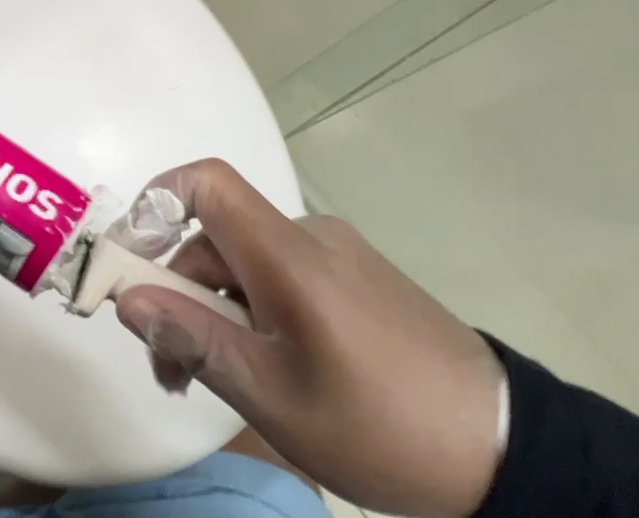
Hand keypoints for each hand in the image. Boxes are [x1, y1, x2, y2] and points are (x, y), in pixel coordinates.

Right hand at [114, 159, 505, 517]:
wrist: (513, 456)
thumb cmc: (381, 424)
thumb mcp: (271, 395)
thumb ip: (192, 338)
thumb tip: (126, 298)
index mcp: (289, 255)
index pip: (205, 182)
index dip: (154, 202)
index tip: (130, 259)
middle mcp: (310, 238)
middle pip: (214, 238)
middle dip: (176, 292)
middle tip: (169, 366)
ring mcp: (338, 257)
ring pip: (243, 262)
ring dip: (212, 309)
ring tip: (212, 379)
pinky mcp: (357, 280)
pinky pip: (279, 275)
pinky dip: (250, 309)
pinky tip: (262, 366)